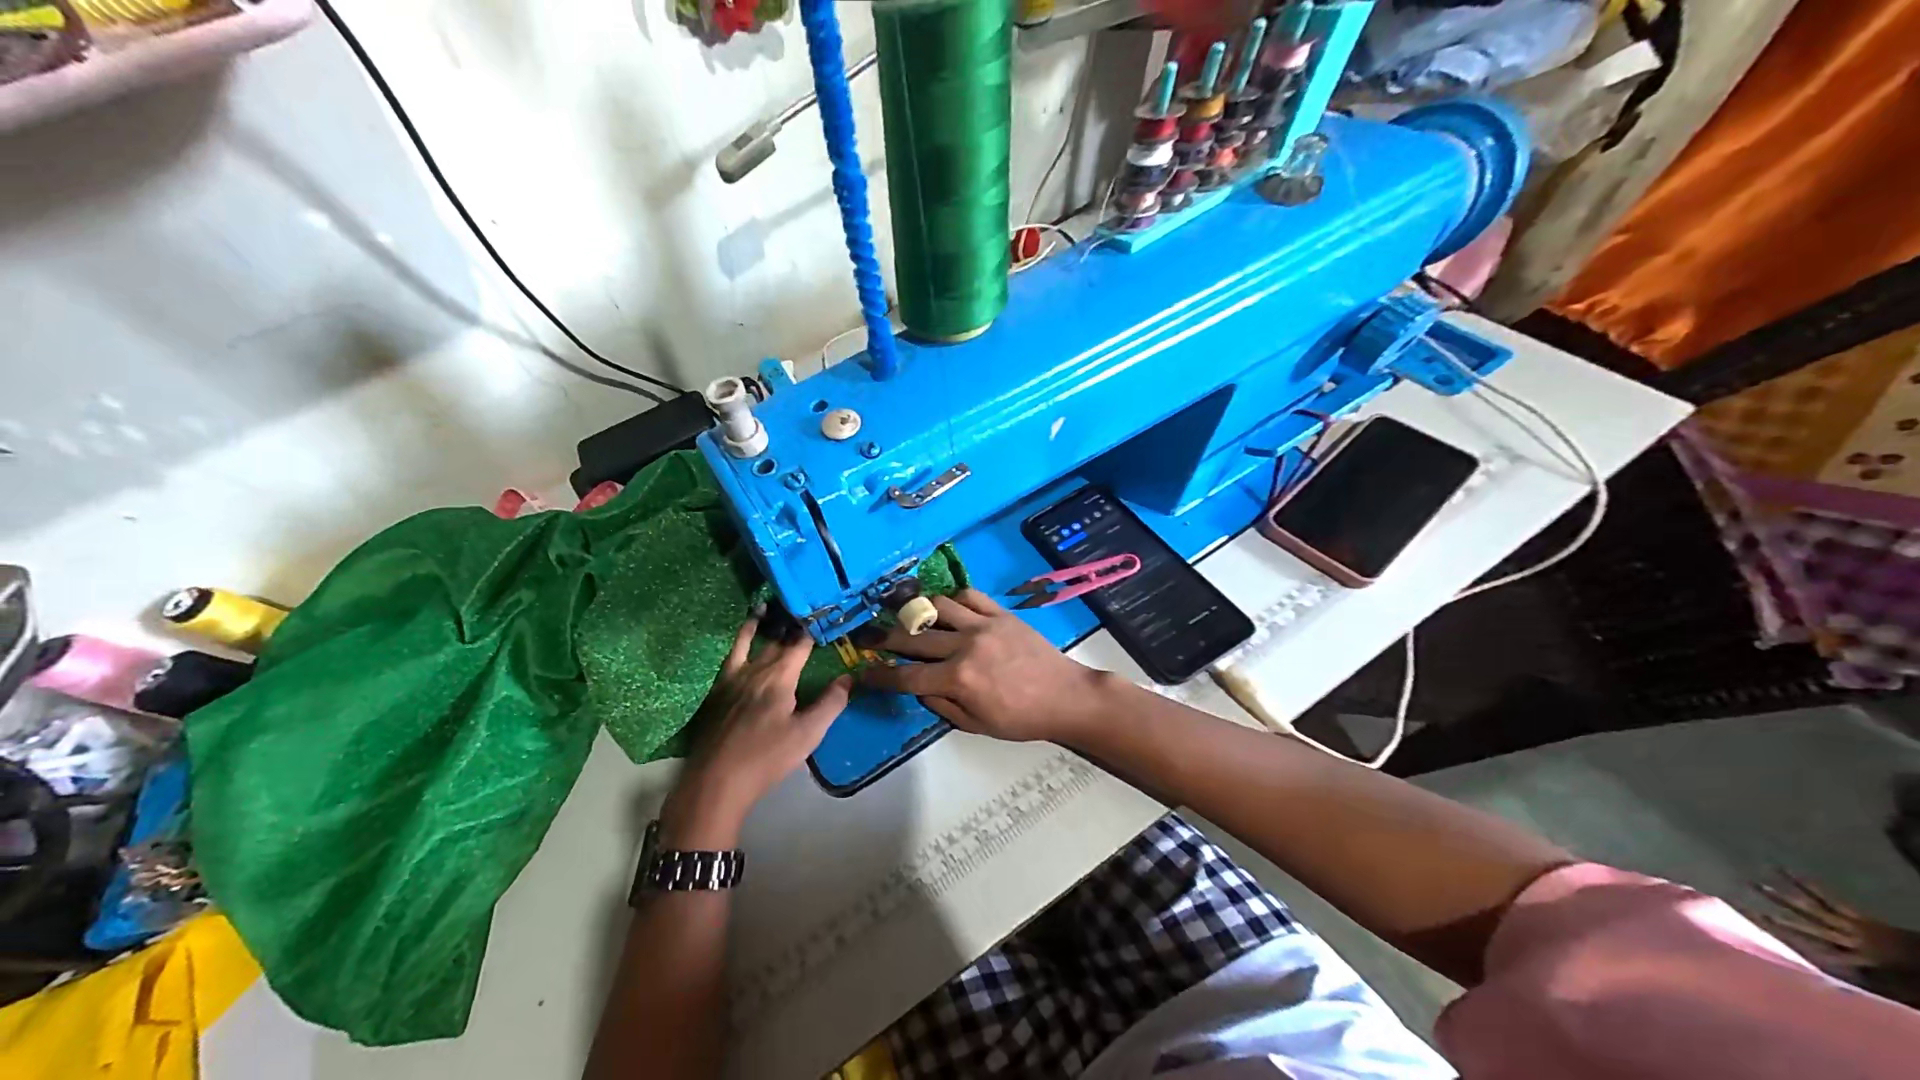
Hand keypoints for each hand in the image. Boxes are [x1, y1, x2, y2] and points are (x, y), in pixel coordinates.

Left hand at [664, 619, 849, 846]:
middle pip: (777, 641)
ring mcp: (733, 678)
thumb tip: (848, 677)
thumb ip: (830, 703)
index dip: (813, 629)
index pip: (800, 644)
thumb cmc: (767, 757)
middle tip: (802, 611)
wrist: (716, 780)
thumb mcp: (808, 734)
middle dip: (791, 626)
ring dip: (759, 625)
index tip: (825, 615)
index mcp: (780, 677)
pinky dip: (737, 642)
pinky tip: (739, 642)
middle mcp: (756, 670)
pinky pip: (730, 657)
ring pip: (750, 643)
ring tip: (764, 607)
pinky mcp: (718, 691)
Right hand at [858, 588, 1115, 743]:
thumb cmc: (1021, 719)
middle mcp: (965, 647)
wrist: (1065, 696)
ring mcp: (983, 625)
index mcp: (958, 680)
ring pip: (937, 608)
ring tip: (902, 615)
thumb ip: (941, 705)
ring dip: (915, 612)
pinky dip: (952, 599)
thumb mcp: (976, 725)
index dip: (880, 676)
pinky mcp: (1000, 613)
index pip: (907, 676)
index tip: (863, 672)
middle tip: (866, 637)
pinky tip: (945, 607)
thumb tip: (916, 687)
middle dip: (884, 639)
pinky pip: (969, 596)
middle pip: (913, 638)